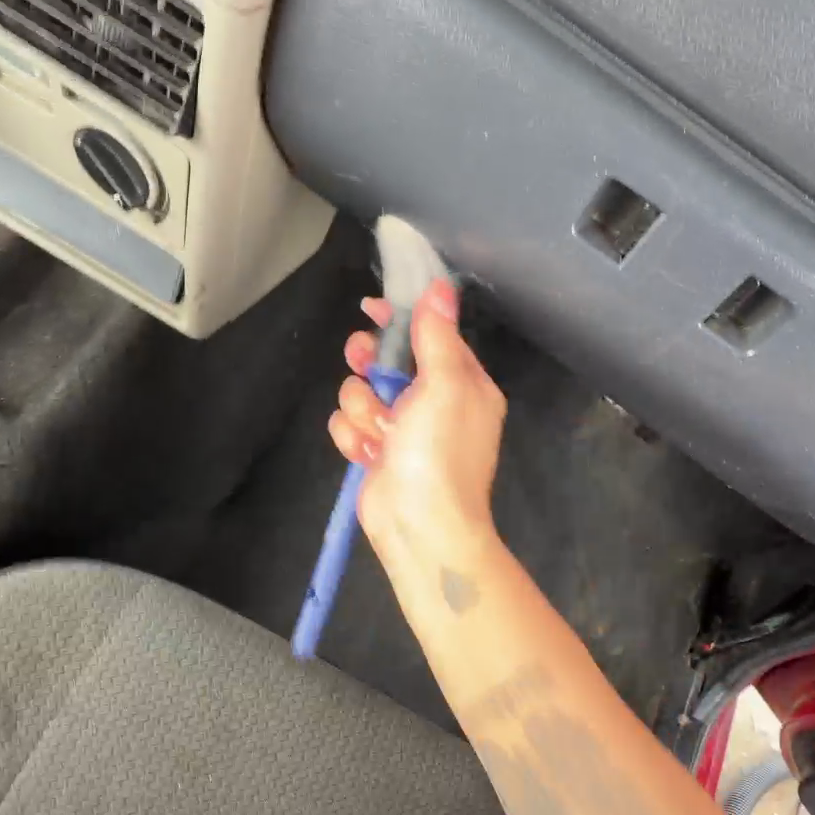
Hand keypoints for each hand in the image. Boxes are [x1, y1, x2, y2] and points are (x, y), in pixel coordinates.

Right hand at [328, 279, 505, 564]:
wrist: (420, 525)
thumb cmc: (439, 452)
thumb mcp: (445, 386)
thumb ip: (438, 337)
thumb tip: (440, 289)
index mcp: (464, 384)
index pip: (432, 335)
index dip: (402, 319)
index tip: (373, 307)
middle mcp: (435, 404)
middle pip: (389, 361)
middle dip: (370, 363)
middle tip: (361, 362)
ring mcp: (403, 430)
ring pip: (361, 393)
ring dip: (362, 410)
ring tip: (379, 433)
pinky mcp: (377, 453)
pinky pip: (349, 426)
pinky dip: (353, 438)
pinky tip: (367, 453)